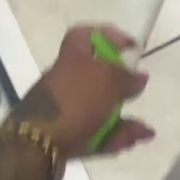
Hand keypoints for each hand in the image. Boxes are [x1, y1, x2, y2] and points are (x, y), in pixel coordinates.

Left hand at [17, 24, 155, 160]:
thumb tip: (140, 77)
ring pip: (98, 108)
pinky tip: (134, 141)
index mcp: (73, 55)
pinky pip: (94, 132)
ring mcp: (64, 108)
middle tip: (136, 91)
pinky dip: (113, 136)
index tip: (131, 48)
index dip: (111, 36)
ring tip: (143, 130)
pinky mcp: (64, 136)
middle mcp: (66, 79)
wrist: (36, 145)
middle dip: (121, 87)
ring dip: (122, 117)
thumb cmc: (77, 99)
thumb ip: (128, 77)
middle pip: (97, 75)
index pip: (89, 34)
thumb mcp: (110, 80)